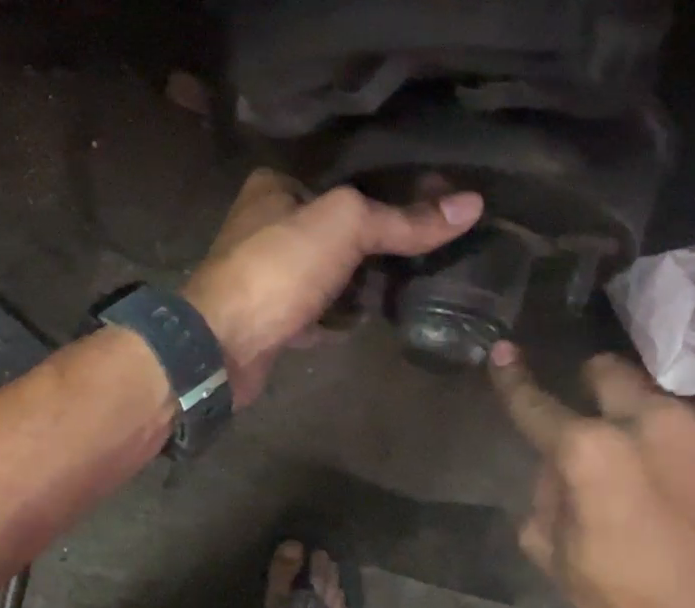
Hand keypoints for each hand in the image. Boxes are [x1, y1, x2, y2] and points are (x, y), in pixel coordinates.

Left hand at [183, 168, 481, 407]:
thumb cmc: (278, 269)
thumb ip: (403, 218)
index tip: (435, 197)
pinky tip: (370, 319)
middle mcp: (267, 226)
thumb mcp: (346, 226)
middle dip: (379, 240)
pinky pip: (318, 312)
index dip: (389, 184)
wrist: (223, 346)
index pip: (344, 174)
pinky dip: (340, 318)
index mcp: (276, 185)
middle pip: (339, 227)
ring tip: (414, 281)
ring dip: (362, 282)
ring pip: (330, 273)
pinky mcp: (273, 320)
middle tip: (432, 243)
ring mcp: (268, 277)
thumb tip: (471, 206)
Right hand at [489, 344, 694, 607]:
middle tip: (602, 422)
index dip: (513, 378)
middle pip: (610, 370)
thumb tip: (557, 469)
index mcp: (590, 452)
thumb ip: (544, 501)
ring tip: (676, 468)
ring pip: (673, 399)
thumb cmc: (635, 601)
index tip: (503, 352)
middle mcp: (653, 419)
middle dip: (596, 387)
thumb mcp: (559, 561)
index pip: (535, 403)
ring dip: (662, 422)